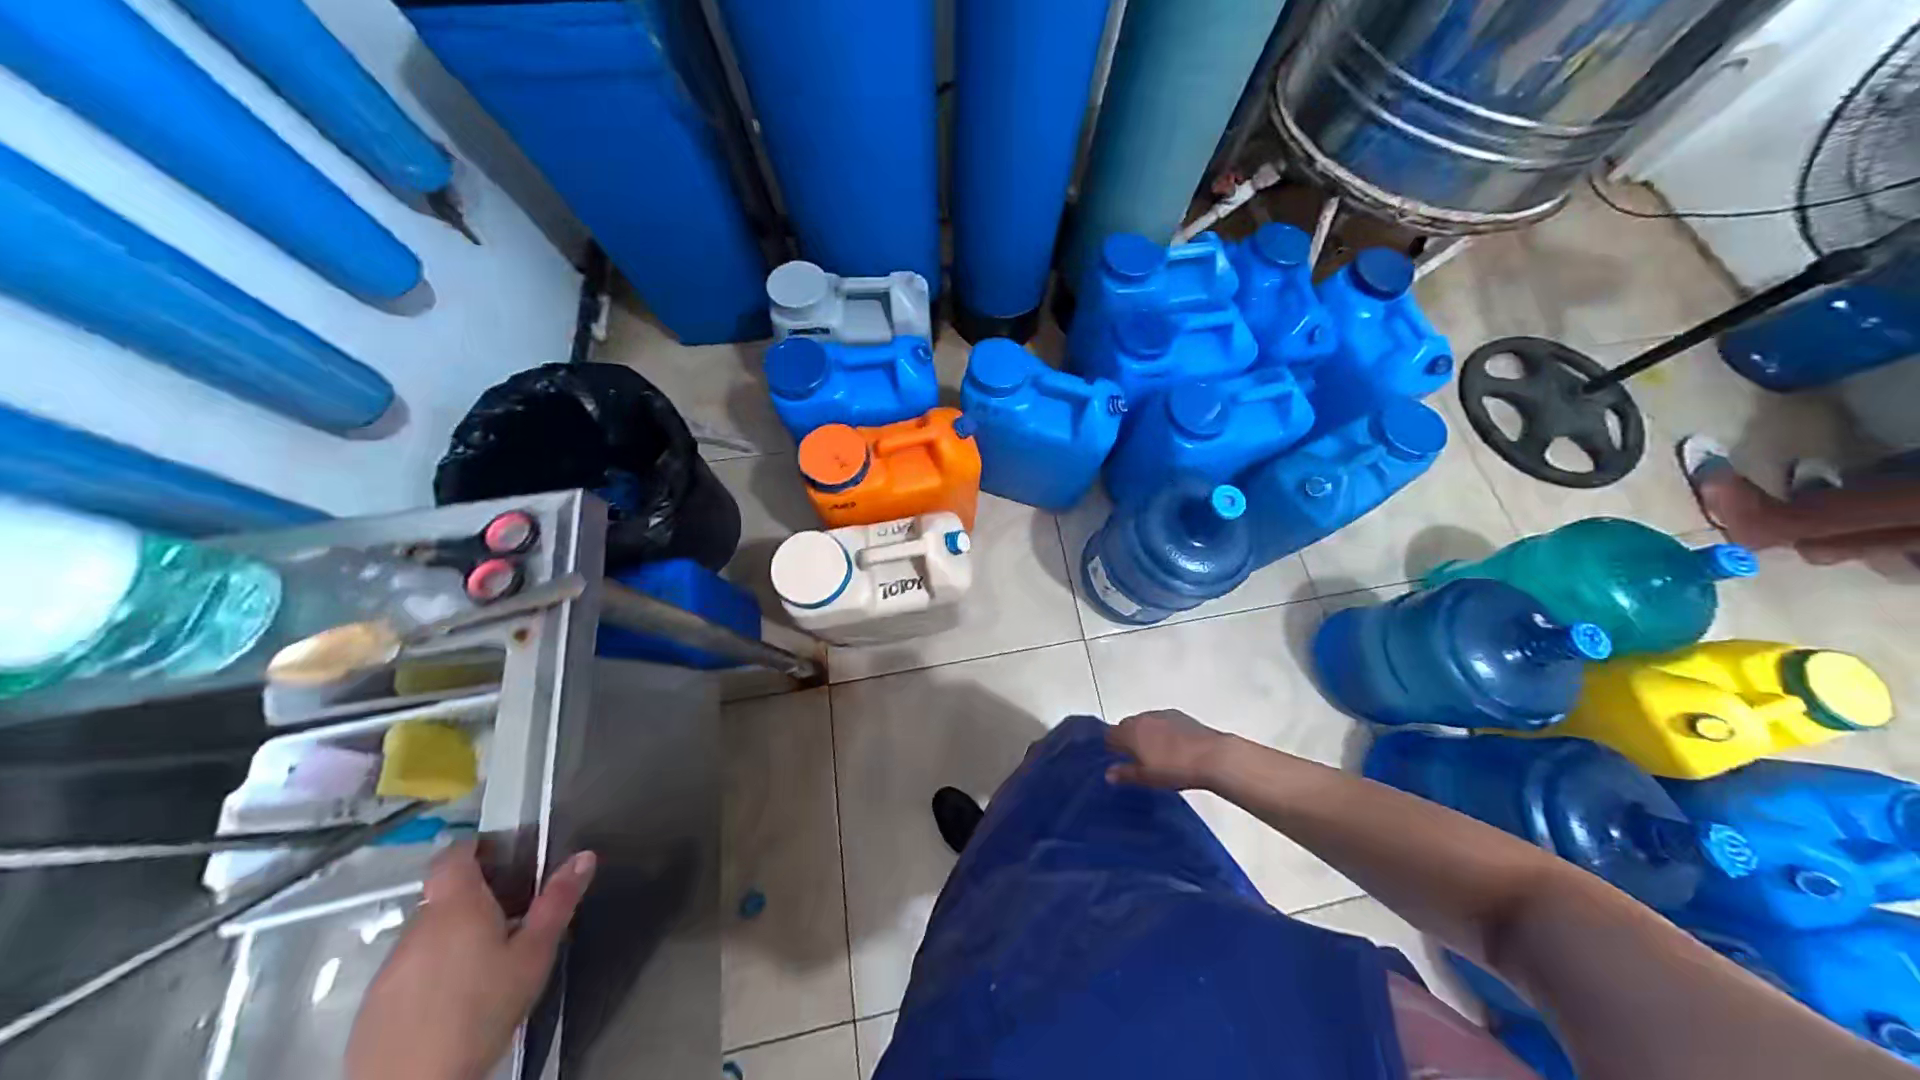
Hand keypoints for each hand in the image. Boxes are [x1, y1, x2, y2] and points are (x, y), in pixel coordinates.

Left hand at [346, 839, 595, 1079]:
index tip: (500, 856)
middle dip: (473, 900)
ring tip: (485, 963)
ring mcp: (389, 968)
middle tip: (510, 916)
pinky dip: (430, 972)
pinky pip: (407, 970)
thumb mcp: (534, 955)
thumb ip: (557, 903)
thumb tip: (584, 856)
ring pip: (425, 935)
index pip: (452, 857)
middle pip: (443, 897)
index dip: (473, 849)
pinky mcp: (372, 1005)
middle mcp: (416, 928)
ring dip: (452, 937)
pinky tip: (453, 1000)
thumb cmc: (482, 1010)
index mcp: (456, 907)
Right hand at [1105, 709, 1231, 790]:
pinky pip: (1161, 721)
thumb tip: (1108, 773)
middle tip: (1136, 759)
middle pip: (1126, 726)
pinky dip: (1161, 730)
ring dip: (1145, 733)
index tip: (1117, 760)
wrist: (1212, 757)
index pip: (1110, 735)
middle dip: (1127, 739)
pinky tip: (1173, 746)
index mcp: (1129, 732)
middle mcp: (1142, 718)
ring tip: (1156, 753)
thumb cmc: (1174, 769)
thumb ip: (1125, 774)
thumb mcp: (1146, 778)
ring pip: (1144, 722)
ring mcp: (1161, 714)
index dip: (1111, 747)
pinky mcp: (1179, 715)